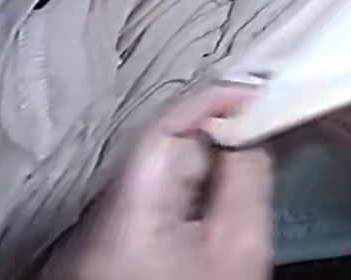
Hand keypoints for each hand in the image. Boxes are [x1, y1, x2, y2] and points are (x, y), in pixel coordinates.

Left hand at [49, 87, 273, 279]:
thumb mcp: (241, 245)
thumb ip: (248, 173)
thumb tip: (251, 126)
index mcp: (126, 219)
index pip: (162, 128)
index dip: (213, 99)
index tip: (257, 94)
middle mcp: (94, 226)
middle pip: (157, 149)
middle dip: (212, 130)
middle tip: (258, 125)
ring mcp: (92, 244)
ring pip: (153, 172)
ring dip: (201, 156)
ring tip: (243, 156)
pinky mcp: (103, 256)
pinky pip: (148, 198)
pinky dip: (186, 183)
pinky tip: (213, 193)